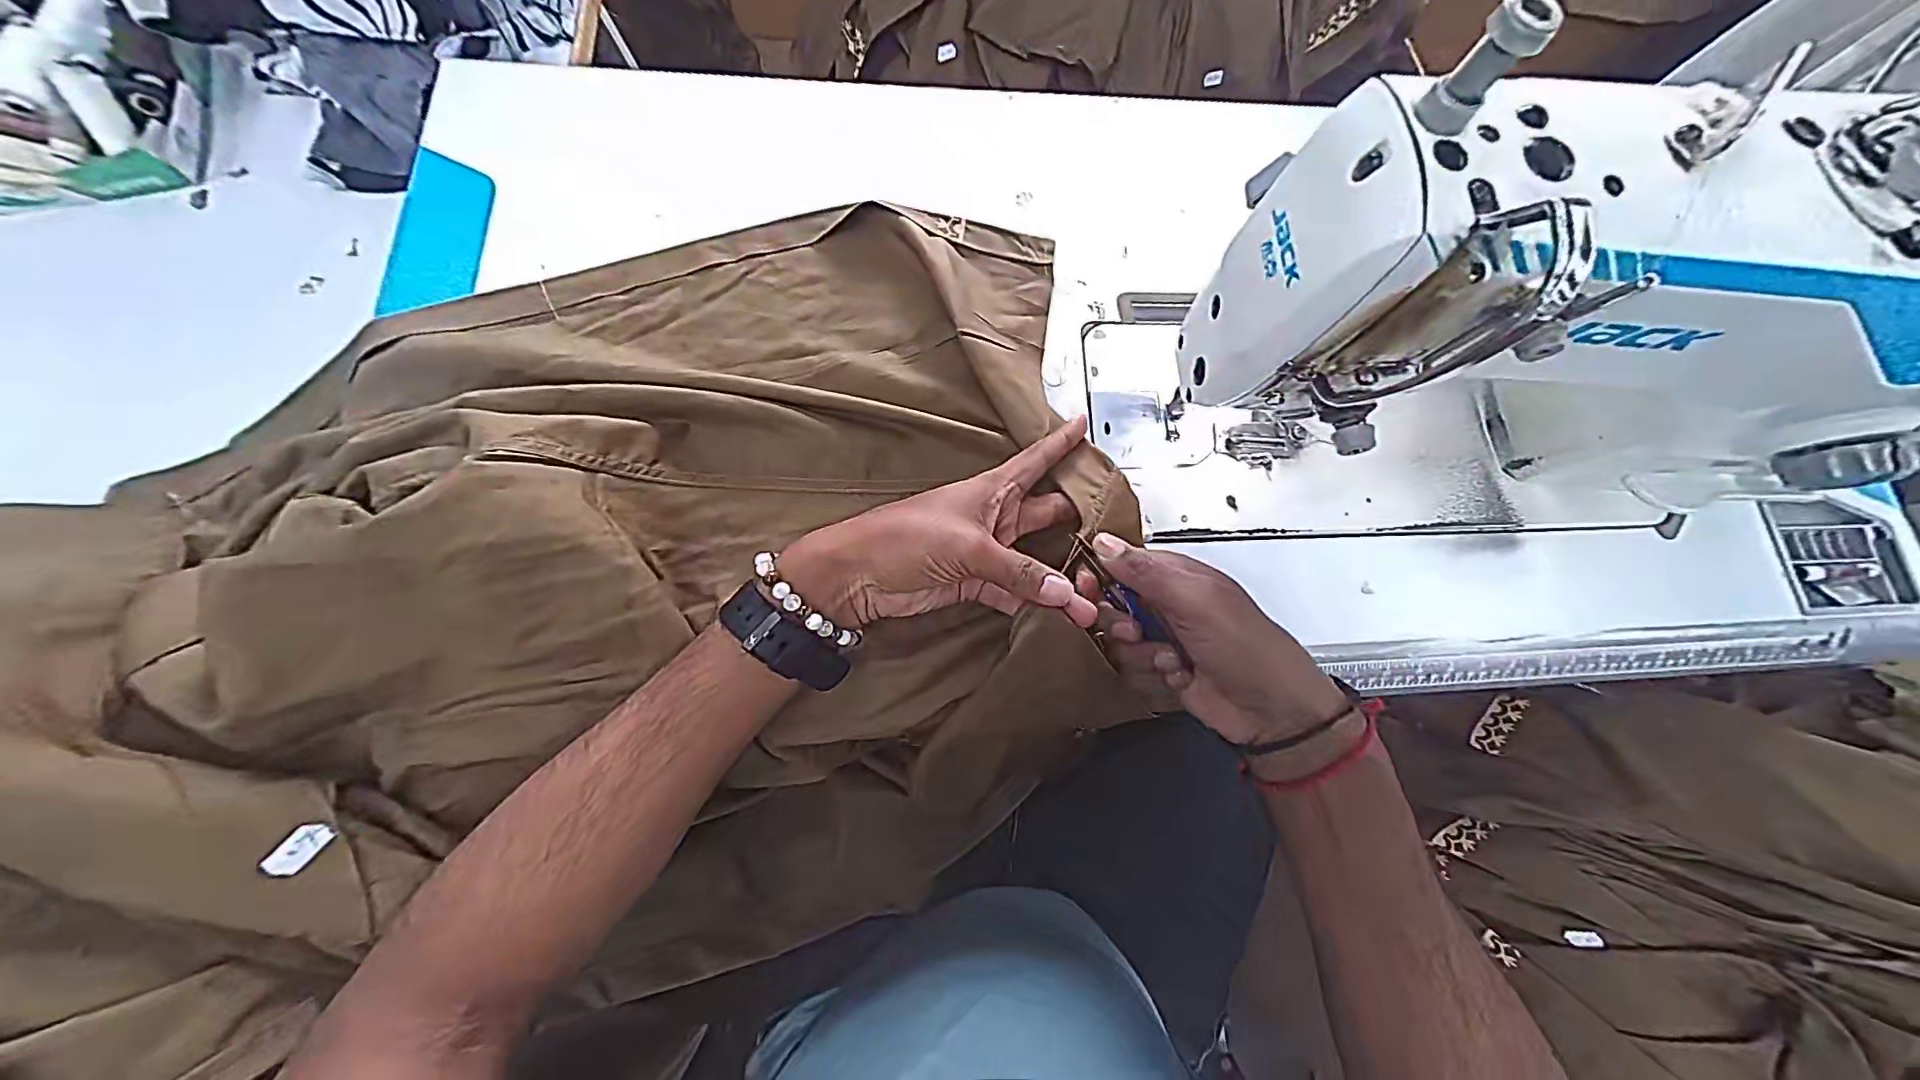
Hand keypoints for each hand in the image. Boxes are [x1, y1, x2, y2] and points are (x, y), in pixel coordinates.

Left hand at [778, 417, 1099, 629]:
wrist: (860, 575)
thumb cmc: (900, 536)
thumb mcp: (970, 546)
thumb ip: (1020, 571)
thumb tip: (1064, 590)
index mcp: (994, 488)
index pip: (1038, 458)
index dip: (1062, 442)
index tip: (1084, 425)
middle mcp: (995, 516)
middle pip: (1049, 513)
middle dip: (1079, 525)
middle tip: (1111, 539)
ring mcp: (988, 550)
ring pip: (1036, 560)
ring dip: (1060, 577)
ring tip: (1090, 594)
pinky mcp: (977, 582)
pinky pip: (1016, 591)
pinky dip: (1035, 602)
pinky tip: (1057, 611)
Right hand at [1075, 533, 1346, 745]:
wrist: (1273, 713)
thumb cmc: (1249, 649)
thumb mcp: (1196, 601)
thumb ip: (1146, 571)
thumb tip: (1105, 542)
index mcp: (1175, 576)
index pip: (1118, 563)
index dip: (1099, 576)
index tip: (1091, 590)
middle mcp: (1165, 605)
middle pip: (1108, 606)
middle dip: (1118, 624)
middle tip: (1137, 632)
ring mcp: (1162, 638)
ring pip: (1116, 643)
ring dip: (1141, 655)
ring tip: (1172, 658)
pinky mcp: (1160, 670)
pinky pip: (1128, 671)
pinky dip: (1152, 677)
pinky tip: (1180, 676)